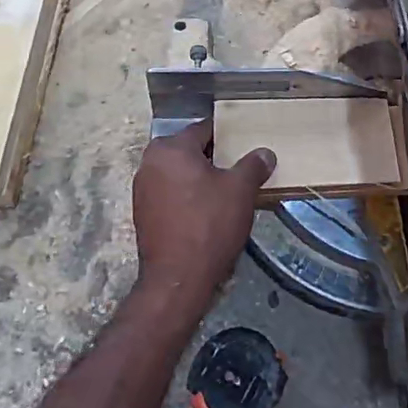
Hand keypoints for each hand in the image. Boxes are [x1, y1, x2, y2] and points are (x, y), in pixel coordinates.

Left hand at [132, 121, 274, 307]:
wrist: (178, 279)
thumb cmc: (210, 224)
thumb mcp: (241, 189)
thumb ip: (253, 165)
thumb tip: (265, 153)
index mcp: (171, 150)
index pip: (204, 129)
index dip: (229, 135)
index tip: (247, 143)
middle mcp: (150, 164)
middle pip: (190, 150)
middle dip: (215, 156)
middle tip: (241, 166)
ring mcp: (142, 190)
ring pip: (180, 172)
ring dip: (201, 177)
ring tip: (229, 188)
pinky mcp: (143, 214)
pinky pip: (172, 192)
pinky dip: (189, 194)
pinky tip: (210, 208)